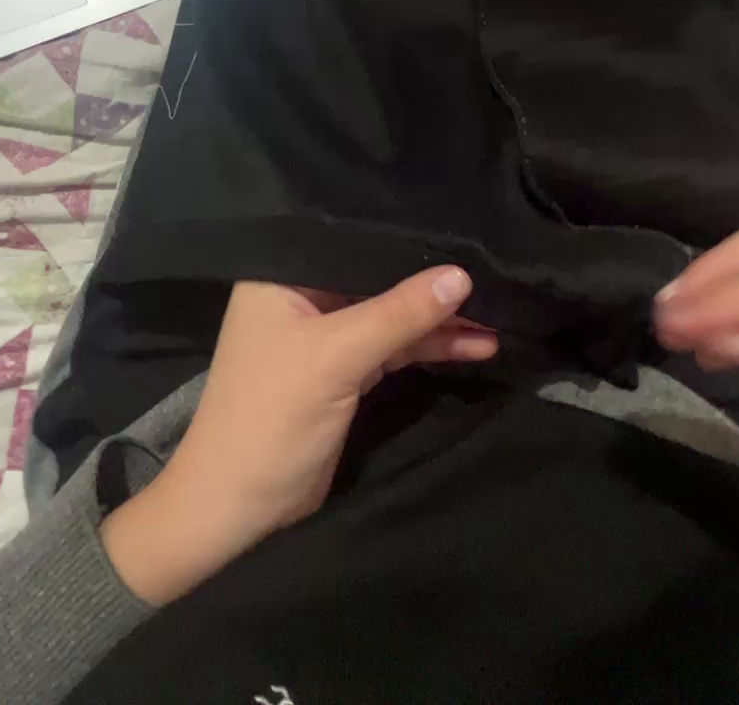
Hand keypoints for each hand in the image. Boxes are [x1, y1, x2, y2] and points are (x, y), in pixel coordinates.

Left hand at [101, 268, 496, 604]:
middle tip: (492, 277)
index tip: (463, 232)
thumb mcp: (336, 358)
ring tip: (498, 317)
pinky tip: (476, 344)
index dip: (405, 240)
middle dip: (430, 284)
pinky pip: (393, 348)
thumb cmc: (272, 416)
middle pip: (376, 280)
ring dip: (438, 321)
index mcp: (281, 276)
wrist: (239, 507)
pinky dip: (429, 347)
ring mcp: (323, 336)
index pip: (351, 244)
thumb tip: (461, 274)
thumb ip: (397, 314)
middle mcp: (301, 297)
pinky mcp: (342, 372)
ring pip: (390, 316)